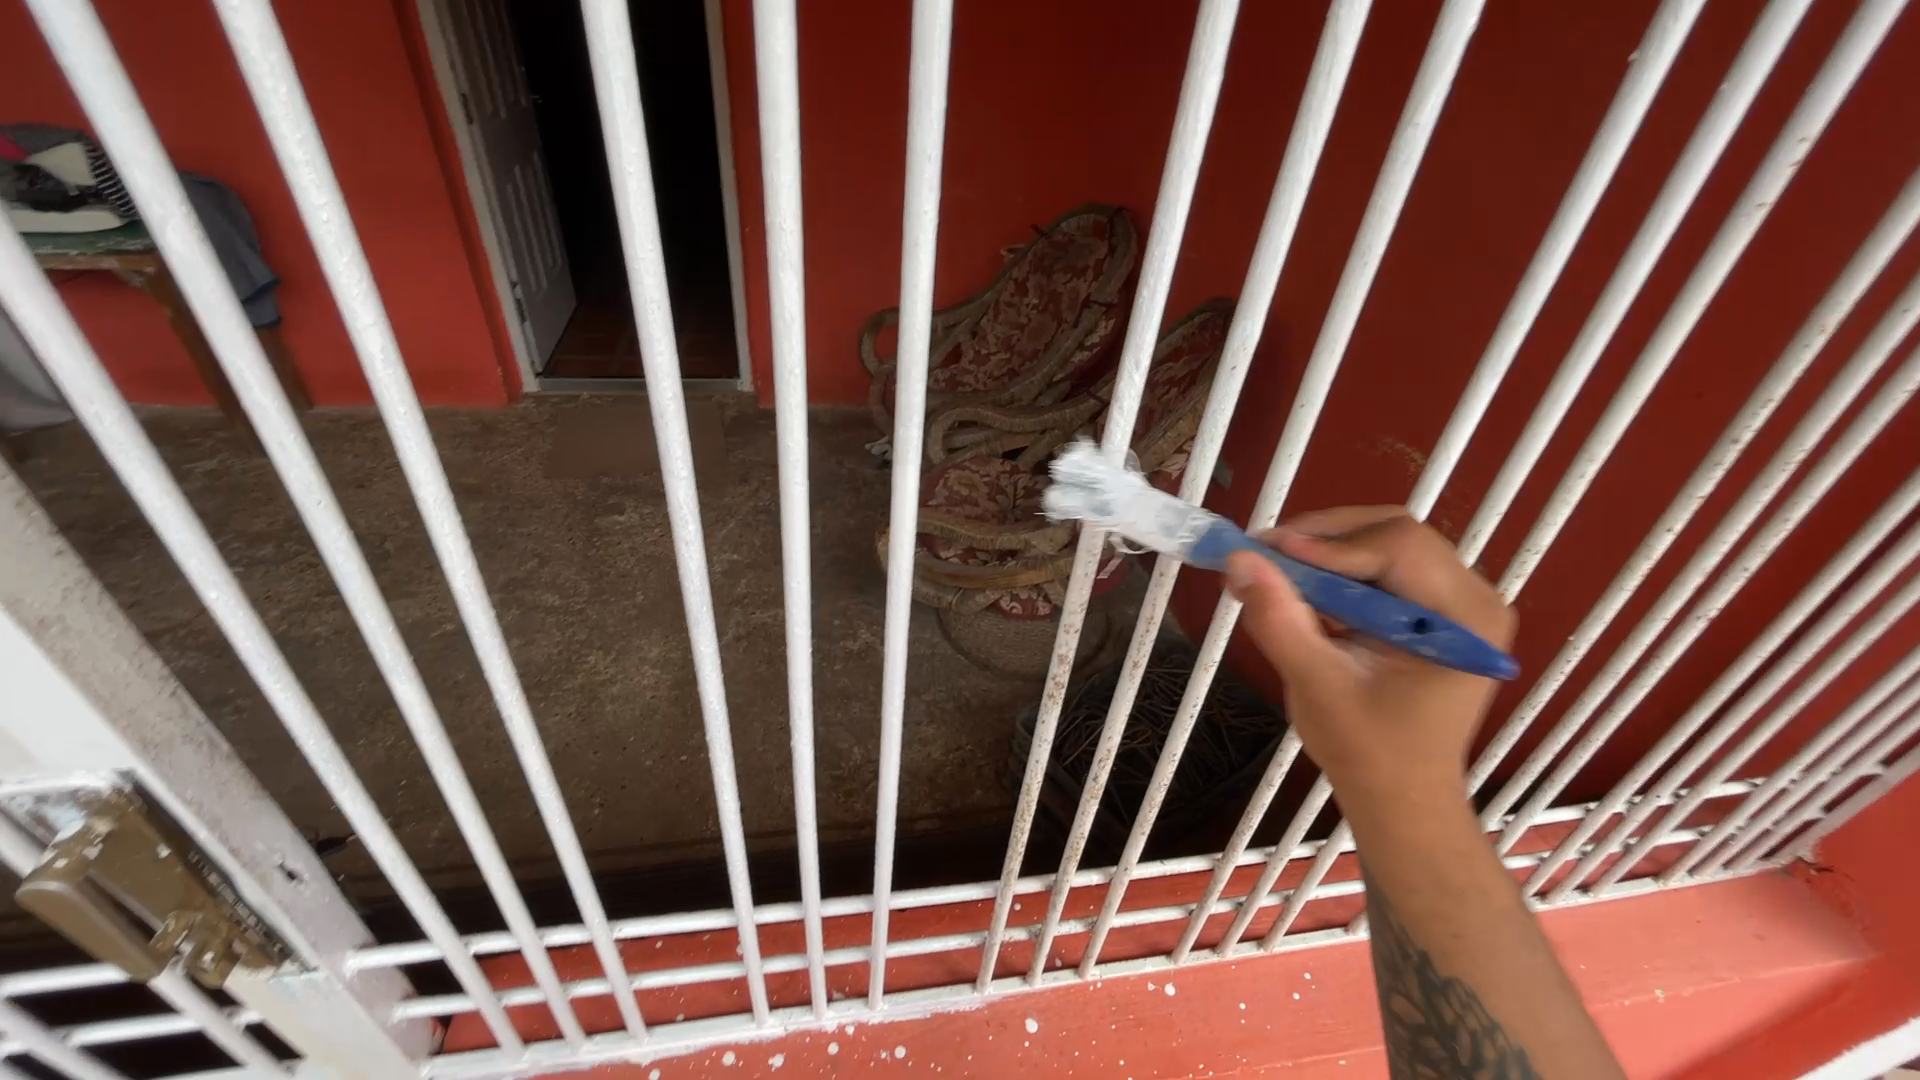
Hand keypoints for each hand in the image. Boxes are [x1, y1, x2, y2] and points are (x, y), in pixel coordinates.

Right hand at [1225, 506, 1514, 805]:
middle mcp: (1473, 597)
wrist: (1399, 793)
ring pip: (1385, 540)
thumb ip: (1280, 619)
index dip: (1329, 544)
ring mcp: (1457, 601)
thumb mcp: (1316, 684)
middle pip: (1394, 532)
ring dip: (1326, 549)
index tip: (1266, 553)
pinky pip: (1382, 564)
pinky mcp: (1434, 608)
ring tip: (1276, 571)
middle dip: (1324, 538)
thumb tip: (1239, 559)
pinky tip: (1303, 589)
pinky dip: (1337, 568)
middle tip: (1265, 555)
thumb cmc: (1367, 750)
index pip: (1399, 546)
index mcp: (1464, 618)